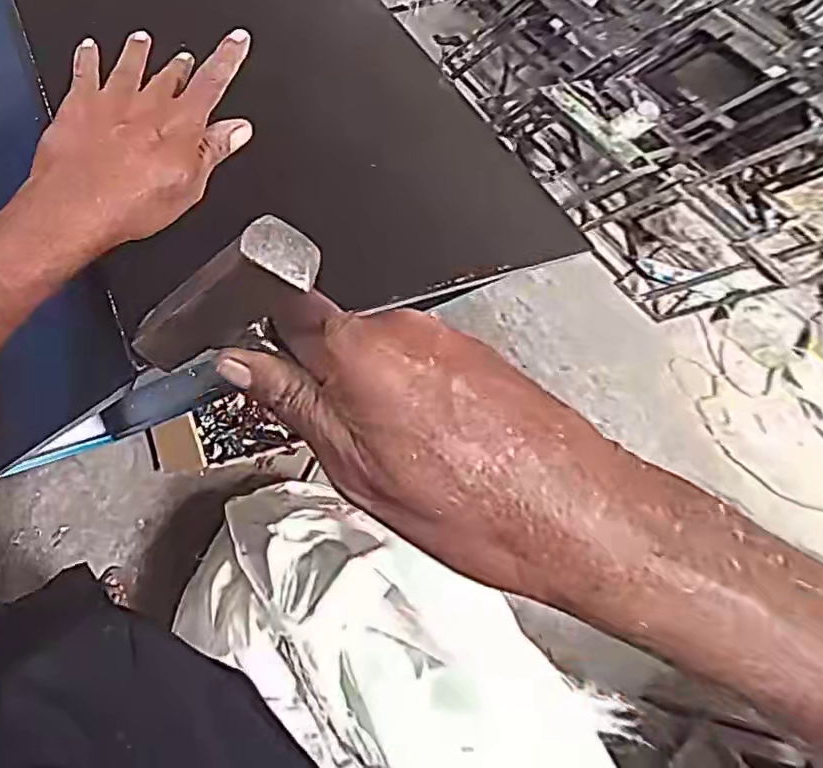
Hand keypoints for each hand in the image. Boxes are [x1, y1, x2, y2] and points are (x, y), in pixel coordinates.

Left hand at [25, 29, 252, 252]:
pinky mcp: (77, 106)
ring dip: (136, 52)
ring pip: (128, 66)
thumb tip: (237, 130)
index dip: (228, 58)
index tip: (236, 40)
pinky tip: (88, 49)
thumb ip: (213, 152)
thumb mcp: (187, 188)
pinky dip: (88, 58)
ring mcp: (110, 101)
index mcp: (179, 123)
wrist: (74, 206)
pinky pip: (85, 72)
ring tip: (141, 40)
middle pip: (168, 75)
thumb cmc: (128, 205)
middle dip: (179, 65)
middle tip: (184, 57)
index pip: (212, 81)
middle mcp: (146, 104)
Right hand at [216, 297, 627, 604]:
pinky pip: (407, 353)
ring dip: (361, 381)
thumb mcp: (354, 465)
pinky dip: (401, 385)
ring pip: (366, 344)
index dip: (262, 338)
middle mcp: (398, 326)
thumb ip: (290, 401)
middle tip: (331, 427)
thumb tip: (241, 364)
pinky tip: (426, 435)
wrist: (581, 515)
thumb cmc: (477, 505)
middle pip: (325, 328)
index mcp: (357, 349)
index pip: (282, 308)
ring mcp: (437, 332)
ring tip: (391, 441)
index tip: (260, 368)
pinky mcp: (466, 346)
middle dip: (315, 370)